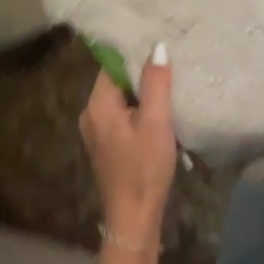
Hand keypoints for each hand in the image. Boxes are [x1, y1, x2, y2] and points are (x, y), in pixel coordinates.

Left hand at [79, 44, 177, 240]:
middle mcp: (91, 113)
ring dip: (144, 95)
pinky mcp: (107, 145)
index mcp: (98, 104)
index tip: (160, 45)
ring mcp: (97, 131)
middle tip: (172, 66)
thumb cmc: (144, 168)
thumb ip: (156, 82)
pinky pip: (123, 116)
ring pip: (122, 99)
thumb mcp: (156, 122)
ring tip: (171, 87)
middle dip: (143, 75)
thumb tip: (157, 46)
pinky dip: (140, 112)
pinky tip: (161, 115)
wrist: (134, 218)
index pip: (113, 64)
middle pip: (117, 80)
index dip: (136, 54)